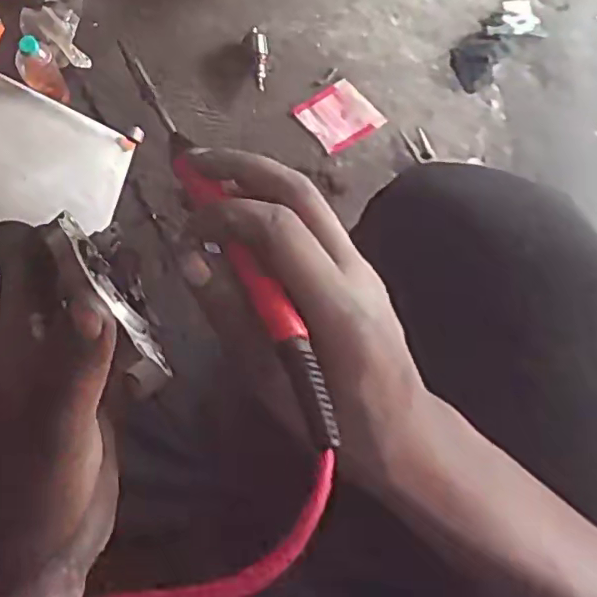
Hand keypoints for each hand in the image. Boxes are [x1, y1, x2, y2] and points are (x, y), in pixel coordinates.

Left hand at [0, 247, 118, 596]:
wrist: (52, 545)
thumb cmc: (40, 480)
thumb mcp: (59, 421)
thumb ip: (77, 363)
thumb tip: (94, 302)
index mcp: (20, 344)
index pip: (24, 276)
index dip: (46, 244)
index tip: (83, 218)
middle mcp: (43, 347)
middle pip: (64, 290)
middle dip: (92, 264)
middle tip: (127, 239)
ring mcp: (72, 369)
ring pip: (93, 315)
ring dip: (115, 292)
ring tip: (143, 262)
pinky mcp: (98, 392)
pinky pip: (116, 348)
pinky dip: (133, 328)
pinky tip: (155, 311)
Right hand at [180, 151, 596, 596]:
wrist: (406, 434)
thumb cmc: (333, 423)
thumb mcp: (269, 380)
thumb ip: (229, 312)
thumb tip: (190, 258)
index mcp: (337, 306)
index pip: (279, 228)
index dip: (226, 214)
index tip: (189, 228)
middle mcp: (355, 269)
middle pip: (298, 191)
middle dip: (240, 166)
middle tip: (193, 163)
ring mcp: (360, 260)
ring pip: (307, 195)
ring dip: (254, 175)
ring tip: (208, 174)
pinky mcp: (355, 261)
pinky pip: (309, 214)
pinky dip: (269, 196)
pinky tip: (239, 205)